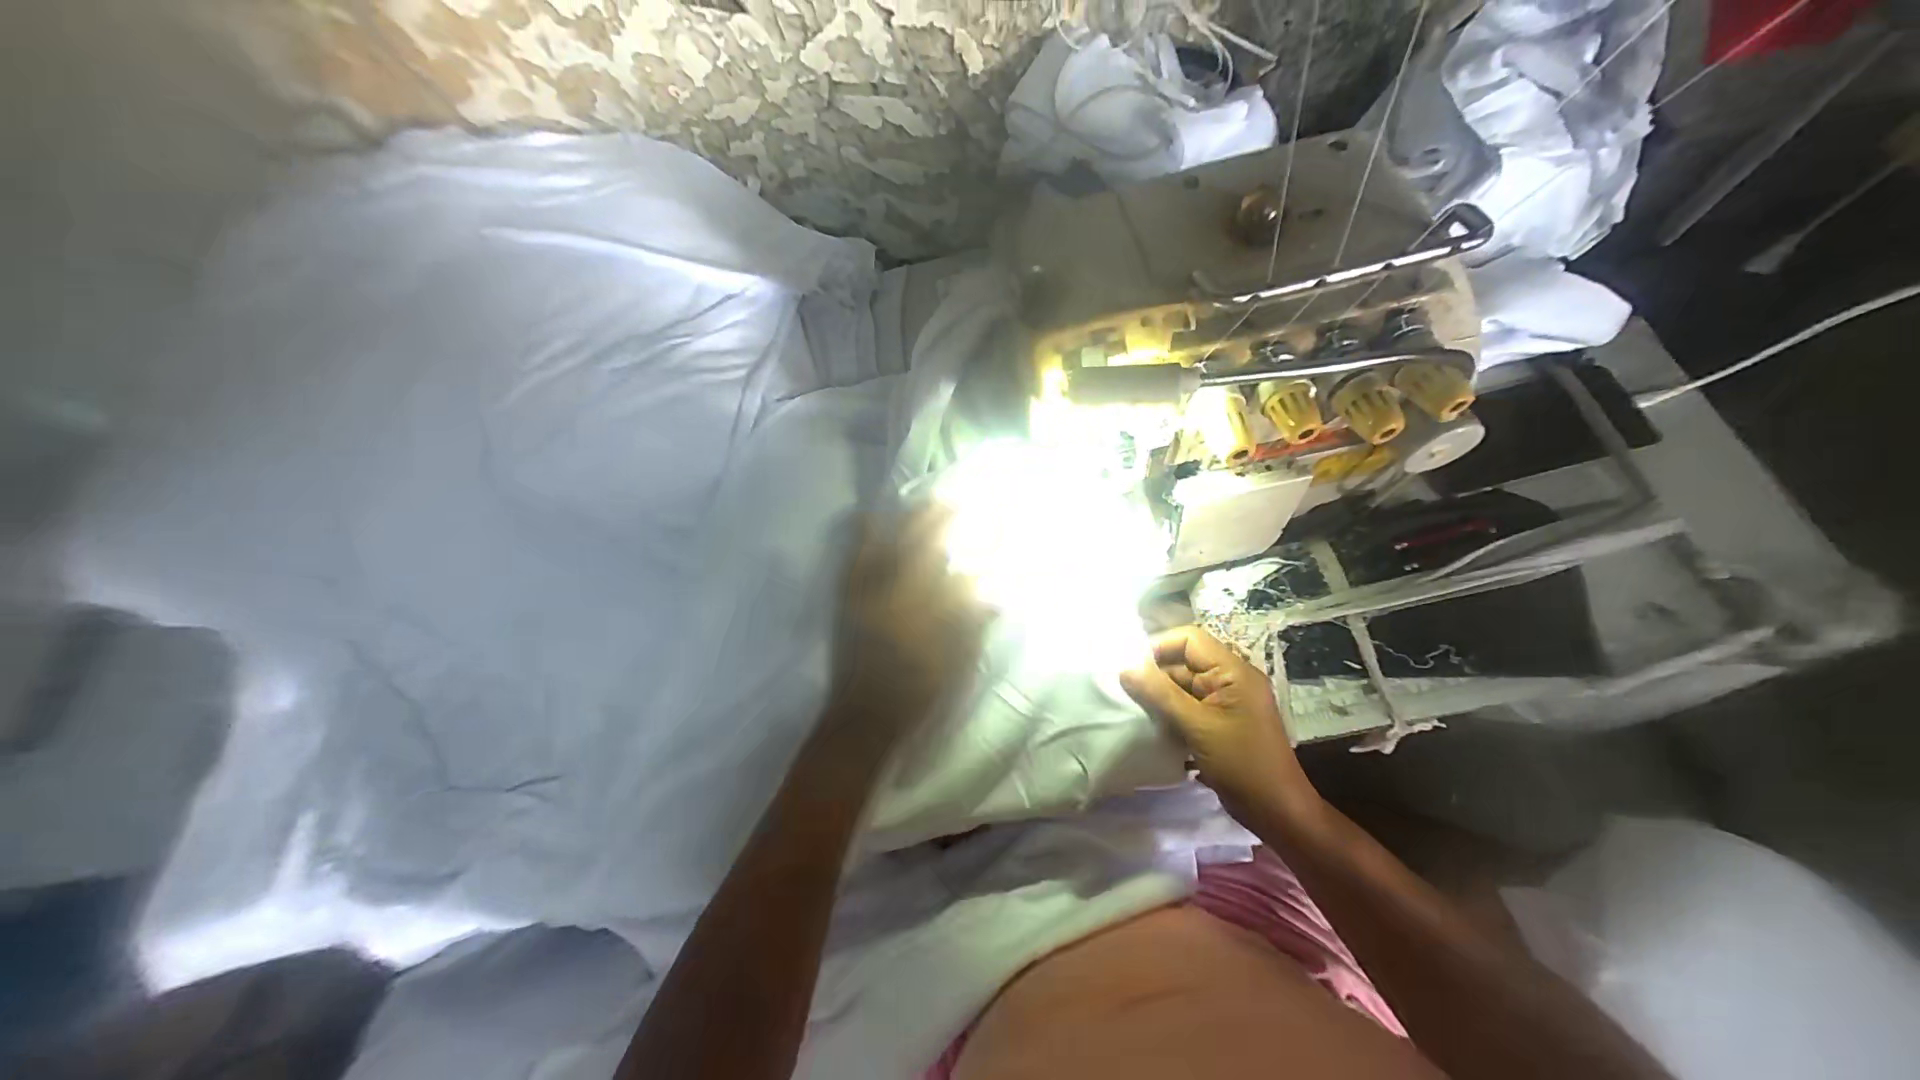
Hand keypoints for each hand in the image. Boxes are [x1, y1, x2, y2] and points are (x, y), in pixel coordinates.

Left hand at [828, 503, 988, 744]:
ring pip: (884, 547)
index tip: (981, 530)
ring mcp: (867, 597)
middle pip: (917, 548)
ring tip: (917, 505)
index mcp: (925, 613)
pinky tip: (866, 520)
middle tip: (949, 503)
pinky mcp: (848, 602)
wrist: (862, 718)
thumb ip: (971, 630)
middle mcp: (894, 596)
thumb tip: (992, 598)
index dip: (969, 553)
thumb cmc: (915, 697)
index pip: (951, 571)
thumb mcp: (953, 668)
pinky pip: (852, 562)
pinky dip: (860, 539)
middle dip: (934, 522)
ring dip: (902, 522)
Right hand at [1119, 626, 1323, 824]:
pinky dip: (1169, 713)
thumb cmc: (1242, 763)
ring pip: (1183, 686)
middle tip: (1125, 692)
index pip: (1190, 639)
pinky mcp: (1219, 725)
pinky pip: (1188, 707)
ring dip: (1160, 696)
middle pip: (1184, 662)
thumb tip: (1125, 669)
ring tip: (1134, 709)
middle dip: (1154, 674)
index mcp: (1234, 672)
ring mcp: (1226, 704)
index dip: (1159, 646)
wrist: (1276, 811)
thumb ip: (1160, 694)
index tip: (1131, 667)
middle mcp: (1230, 681)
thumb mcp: (1197, 726)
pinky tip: (1151, 726)